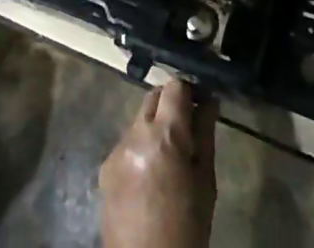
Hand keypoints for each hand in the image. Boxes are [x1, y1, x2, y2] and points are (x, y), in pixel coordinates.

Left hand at [100, 78, 215, 247]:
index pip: (175, 86)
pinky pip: (127, 143)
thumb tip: (209, 101)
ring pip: (139, 119)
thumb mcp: (205, 180)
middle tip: (187, 125)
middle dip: (171, 103)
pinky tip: (150, 173)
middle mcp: (136, 135)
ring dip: (155, 126)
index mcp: (166, 135)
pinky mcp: (104, 168)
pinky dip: (141, 147)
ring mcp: (116, 151)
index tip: (201, 102)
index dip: (189, 90)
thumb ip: (205, 134)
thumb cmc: (187, 227)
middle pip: (153, 96)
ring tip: (169, 155)